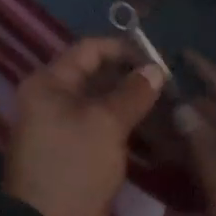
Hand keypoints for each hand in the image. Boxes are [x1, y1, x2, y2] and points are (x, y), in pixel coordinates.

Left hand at [4, 37, 165, 215]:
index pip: (90, 49)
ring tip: (165, 114)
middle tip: (167, 90)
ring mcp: (57, 129)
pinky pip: (98, 130)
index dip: (124, 50)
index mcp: (48, 82)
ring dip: (130, 108)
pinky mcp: (68, 155)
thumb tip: (155, 69)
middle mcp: (49, 99)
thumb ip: (133, 93)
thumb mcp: (106, 125)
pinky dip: (122, 131)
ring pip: (99, 106)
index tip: (158, 62)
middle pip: (95, 77)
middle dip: (131, 82)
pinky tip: (151, 140)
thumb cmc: (74, 166)